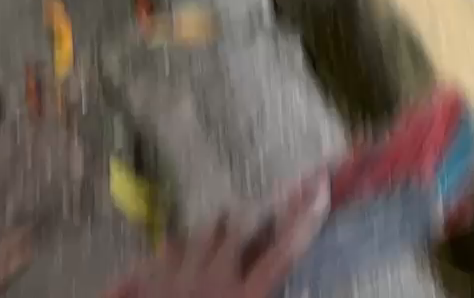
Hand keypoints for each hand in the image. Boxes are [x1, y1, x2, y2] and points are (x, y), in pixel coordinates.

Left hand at [104, 179, 329, 297]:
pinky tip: (179, 262)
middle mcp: (215, 280)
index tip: (323, 186)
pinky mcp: (151, 284)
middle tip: (249, 231)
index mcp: (244, 297)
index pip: (284, 251)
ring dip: (213, 234)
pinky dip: (176, 250)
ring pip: (202, 232)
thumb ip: (268, 293)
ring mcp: (178, 279)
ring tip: (216, 243)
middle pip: (237, 228)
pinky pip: (166, 249)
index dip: (306, 218)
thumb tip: (299, 286)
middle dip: (245, 224)